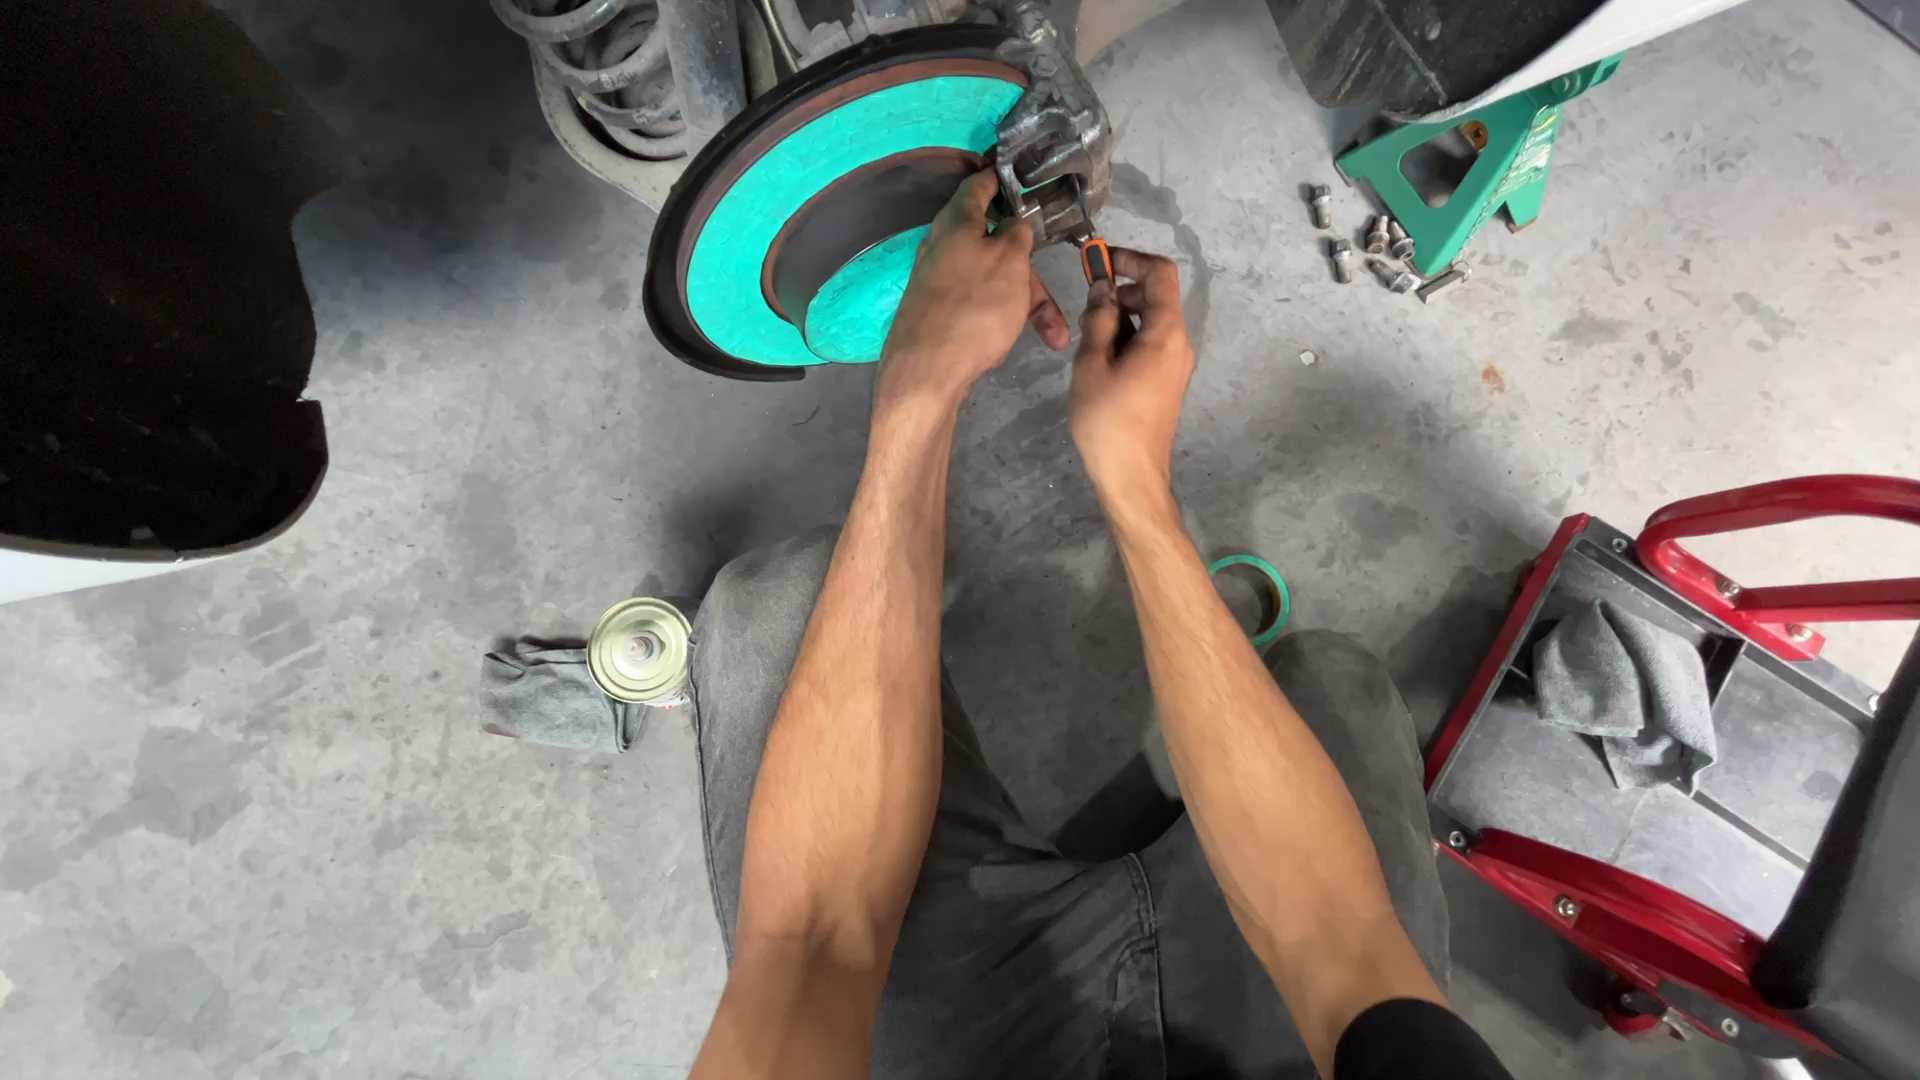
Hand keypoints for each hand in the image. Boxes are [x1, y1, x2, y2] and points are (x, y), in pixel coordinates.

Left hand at [876, 171, 1069, 415]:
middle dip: (1030, 276)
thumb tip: (1012, 222)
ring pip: (990, 284)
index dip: (1001, 180)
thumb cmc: (974, 307)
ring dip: (1024, 307)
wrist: (926, 372)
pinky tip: (1002, 347)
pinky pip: (975, 308)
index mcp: (955, 223)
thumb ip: (1016, 234)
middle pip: (994, 248)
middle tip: (1055, 303)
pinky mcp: (935, 316)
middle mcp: (941, 248)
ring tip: (1053, 337)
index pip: (978, 186)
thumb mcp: (1009, 262)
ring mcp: (936, 284)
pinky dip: (997, 321)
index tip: (1021, 180)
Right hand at [1069, 248, 1194, 506]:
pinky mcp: (1167, 382)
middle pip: (1157, 297)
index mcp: (1166, 334)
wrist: (1131, 474)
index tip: (1100, 262)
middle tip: (1087, 310)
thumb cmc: (1107, 420)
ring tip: (1089, 341)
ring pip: (1152, 322)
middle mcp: (1179, 344)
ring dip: (1121, 318)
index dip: (1132, 258)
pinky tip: (1101, 362)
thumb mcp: (1092, 365)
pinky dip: (1128, 339)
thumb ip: (1098, 320)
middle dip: (1122, 292)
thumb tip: (1103, 288)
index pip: (1161, 273)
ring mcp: (1176, 365)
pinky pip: (1151, 345)